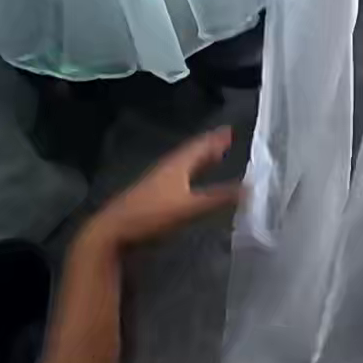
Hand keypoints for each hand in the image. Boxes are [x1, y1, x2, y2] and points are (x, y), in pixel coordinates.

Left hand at [80, 127, 240, 251]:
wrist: (112, 231)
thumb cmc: (151, 214)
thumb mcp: (189, 207)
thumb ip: (218, 198)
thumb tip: (250, 187)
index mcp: (179, 164)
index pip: (201, 145)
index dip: (216, 138)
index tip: (231, 130)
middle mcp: (169, 167)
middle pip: (193, 152)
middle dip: (210, 146)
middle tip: (226, 140)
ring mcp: (159, 180)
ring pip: (185, 163)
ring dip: (201, 159)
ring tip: (215, 156)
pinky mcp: (153, 195)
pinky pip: (179, 176)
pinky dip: (191, 173)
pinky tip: (192, 181)